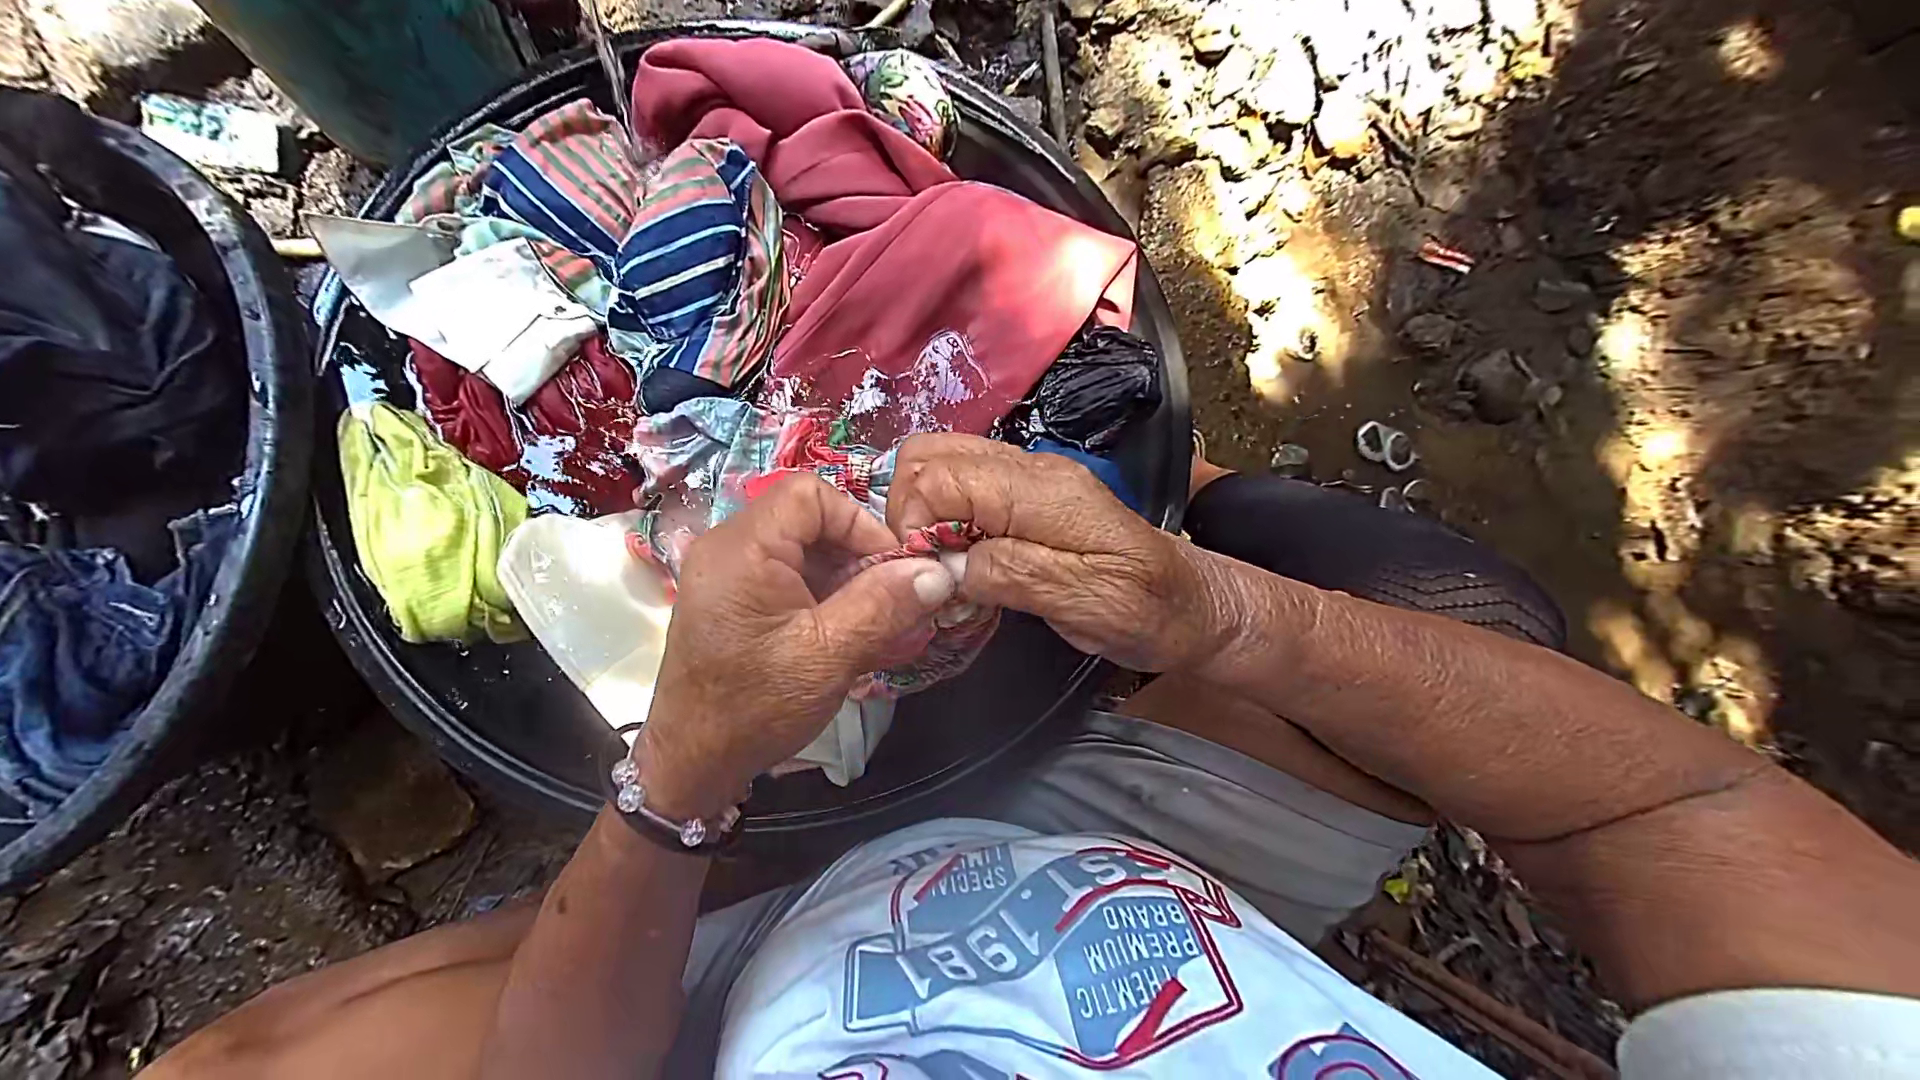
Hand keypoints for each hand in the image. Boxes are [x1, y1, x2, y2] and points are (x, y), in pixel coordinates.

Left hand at [639, 473, 957, 817]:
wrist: (693, 765)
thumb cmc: (756, 707)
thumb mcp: (829, 655)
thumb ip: (884, 606)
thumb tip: (938, 571)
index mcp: (743, 548)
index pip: (811, 494)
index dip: (859, 522)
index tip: (890, 568)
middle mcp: (729, 547)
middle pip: (809, 519)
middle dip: (858, 554)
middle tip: (889, 598)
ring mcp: (730, 573)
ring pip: (804, 548)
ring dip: (846, 577)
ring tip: (873, 619)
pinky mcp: (736, 598)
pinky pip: (789, 574)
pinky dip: (825, 593)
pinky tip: (846, 630)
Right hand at [885, 435, 1227, 672]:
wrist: (1194, 604)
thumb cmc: (1149, 610)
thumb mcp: (1087, 603)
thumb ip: (1012, 575)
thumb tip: (944, 565)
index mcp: (1042, 490)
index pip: (938, 476)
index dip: (914, 524)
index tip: (926, 575)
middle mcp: (1029, 468)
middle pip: (929, 454)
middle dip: (908, 511)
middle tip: (927, 568)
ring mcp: (1027, 477)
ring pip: (940, 464)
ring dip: (924, 513)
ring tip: (941, 565)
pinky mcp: (1026, 495)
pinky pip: (963, 486)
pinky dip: (943, 517)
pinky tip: (961, 557)